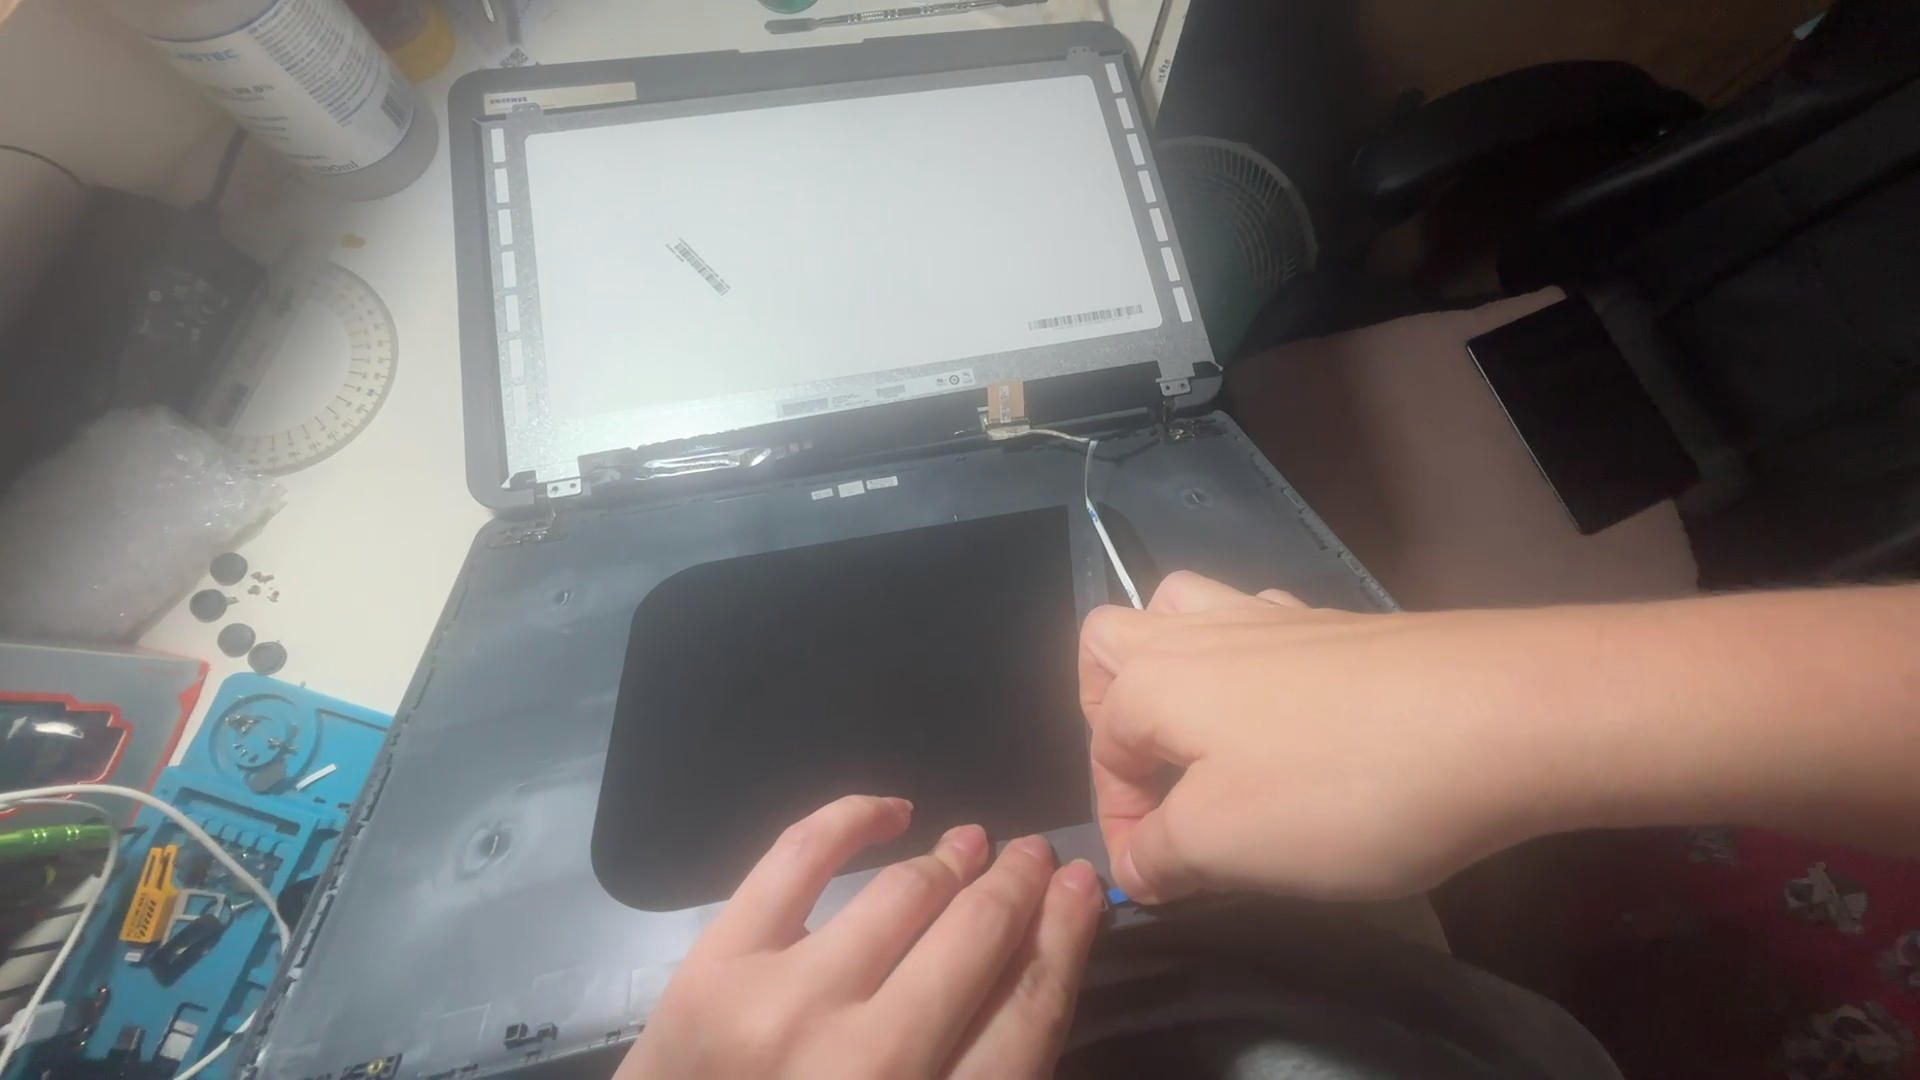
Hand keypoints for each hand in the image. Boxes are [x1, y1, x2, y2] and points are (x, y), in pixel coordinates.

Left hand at [617, 795, 1103, 1078]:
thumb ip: (976, 1066)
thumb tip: (1035, 952)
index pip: (1026, 1012)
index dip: (1064, 937)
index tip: (1081, 887)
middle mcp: (868, 1066)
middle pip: (974, 939)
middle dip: (1018, 884)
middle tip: (1033, 853)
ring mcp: (785, 1008)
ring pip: (904, 894)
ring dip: (952, 857)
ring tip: (971, 841)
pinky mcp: (718, 966)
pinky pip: (802, 854)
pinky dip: (853, 817)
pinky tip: (891, 810)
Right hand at [1079, 572, 1581, 904]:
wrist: (1494, 714)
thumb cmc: (1333, 785)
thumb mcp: (1222, 845)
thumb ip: (1156, 856)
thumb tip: (1135, 864)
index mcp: (1151, 680)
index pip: (1103, 754)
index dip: (1119, 824)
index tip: (1160, 882)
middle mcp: (1193, 634)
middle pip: (1107, 640)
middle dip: (1104, 703)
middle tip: (1146, 766)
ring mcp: (1262, 616)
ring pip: (1177, 607)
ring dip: (1164, 657)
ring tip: (1195, 720)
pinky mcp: (1326, 622)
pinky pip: (1256, 615)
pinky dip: (1243, 650)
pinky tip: (1278, 695)